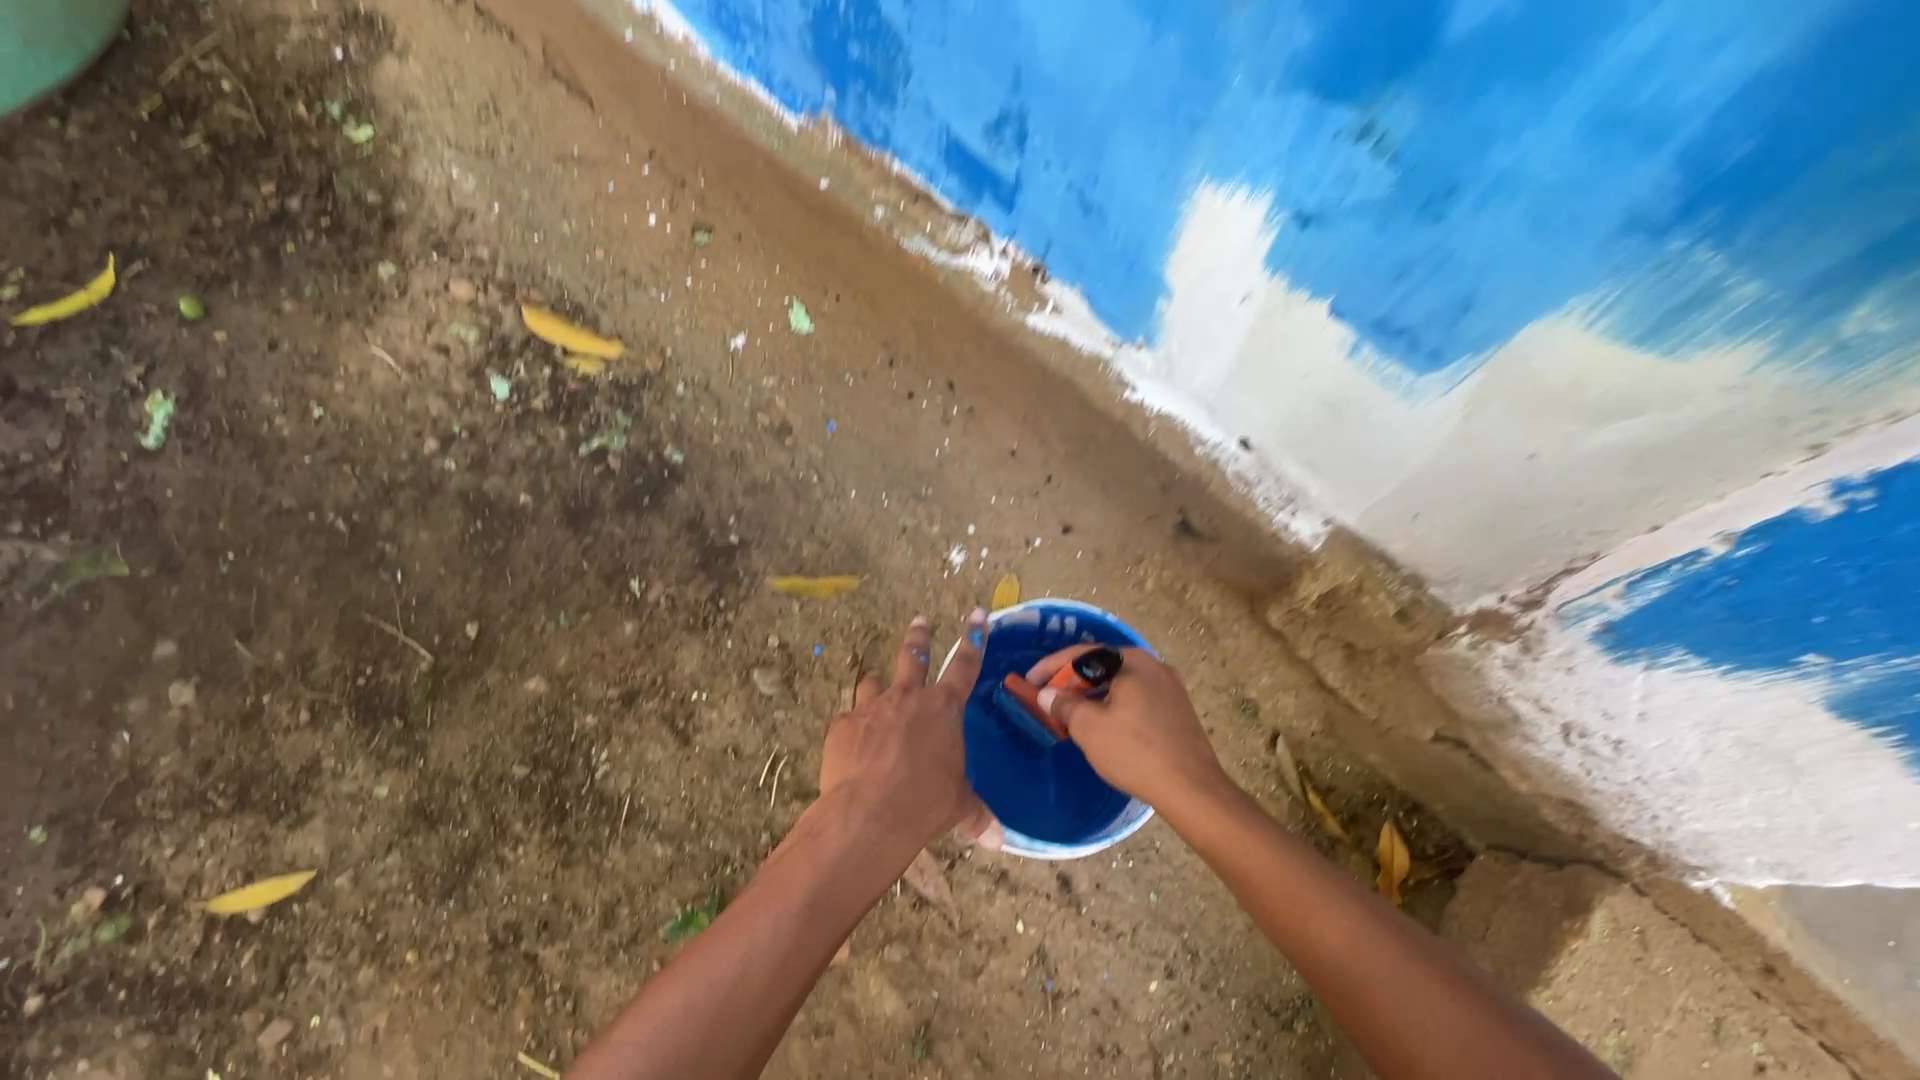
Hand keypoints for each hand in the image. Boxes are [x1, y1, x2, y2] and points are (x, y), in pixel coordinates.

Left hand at [818, 610, 994, 849]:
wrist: (869, 812)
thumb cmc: (925, 803)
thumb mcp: (957, 806)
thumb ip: (975, 814)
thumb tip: (997, 839)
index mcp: (944, 709)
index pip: (965, 664)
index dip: (973, 638)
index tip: (976, 615)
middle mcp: (908, 698)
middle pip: (915, 655)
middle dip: (919, 636)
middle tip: (920, 621)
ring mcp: (872, 707)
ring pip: (873, 681)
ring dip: (876, 684)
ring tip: (875, 686)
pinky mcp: (843, 725)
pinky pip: (849, 720)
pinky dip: (853, 729)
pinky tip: (852, 747)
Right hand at [1025, 647, 1225, 812]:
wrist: (1192, 789)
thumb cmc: (1135, 752)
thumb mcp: (1089, 728)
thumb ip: (1064, 704)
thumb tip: (1048, 693)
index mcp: (1132, 662)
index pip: (1083, 653)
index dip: (1051, 666)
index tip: (1029, 682)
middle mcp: (1155, 666)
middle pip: (1103, 666)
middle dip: (1073, 681)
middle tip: (1049, 698)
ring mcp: (1171, 688)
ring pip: (1121, 684)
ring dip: (1093, 695)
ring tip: (1072, 714)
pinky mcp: (1178, 711)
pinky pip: (1137, 699)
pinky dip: (1114, 705)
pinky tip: (1105, 726)